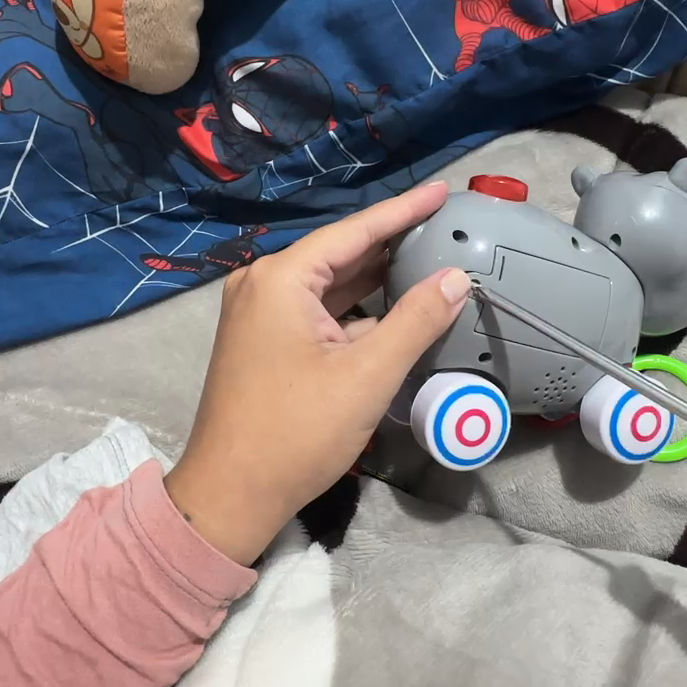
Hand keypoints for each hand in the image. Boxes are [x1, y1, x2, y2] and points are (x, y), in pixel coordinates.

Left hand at [163, 182, 468, 564]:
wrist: (229, 495)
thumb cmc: (295, 433)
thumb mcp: (366, 376)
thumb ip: (416, 321)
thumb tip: (456, 279)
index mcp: (281, 279)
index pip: (354, 232)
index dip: (403, 211)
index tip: (440, 191)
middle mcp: (264, 284)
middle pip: (341, 254)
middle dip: (393, 243)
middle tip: (444, 226)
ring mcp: (259, 312)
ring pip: (330, 284)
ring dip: (376, 278)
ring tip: (428, 258)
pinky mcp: (264, 339)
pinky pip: (318, 310)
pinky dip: (356, 309)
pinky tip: (394, 307)